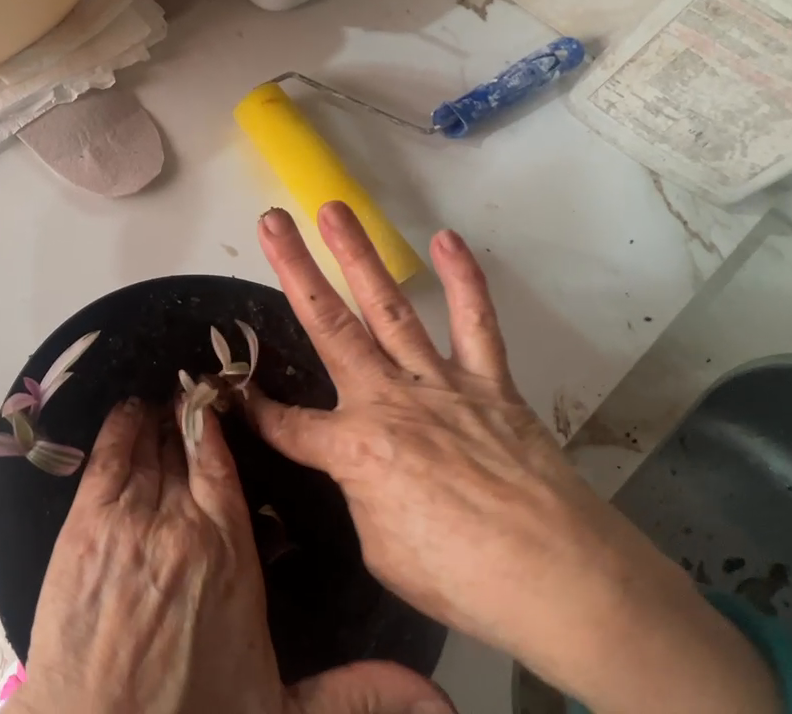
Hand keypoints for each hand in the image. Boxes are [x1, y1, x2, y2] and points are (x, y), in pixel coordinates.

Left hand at [8, 399, 451, 713]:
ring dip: (153, 420)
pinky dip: (118, 429)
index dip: (217, 424)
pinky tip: (126, 415)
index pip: (223, 462)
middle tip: (186, 400)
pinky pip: (106, 458)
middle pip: (184, 448)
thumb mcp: (284, 709)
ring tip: (157, 403)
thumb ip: (356, 692)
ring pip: (147, 445)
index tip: (218, 402)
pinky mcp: (85, 527)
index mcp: (230, 552)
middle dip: (185, 420)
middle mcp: (182, 523)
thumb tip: (440, 703)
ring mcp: (130, 519)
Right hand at [250, 203, 780, 713]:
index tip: (230, 389)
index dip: (253, 408)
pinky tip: (445, 240)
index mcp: (354, 449)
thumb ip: (362, 495)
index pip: (287, 423)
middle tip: (271, 221)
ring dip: (358, 256)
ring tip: (334, 211)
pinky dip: (463, 281)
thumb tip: (366, 473)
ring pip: (389, 309)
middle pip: (329, 327)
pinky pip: (475, 324)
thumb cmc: (461, 578)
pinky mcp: (491, 385)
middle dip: (295, 270)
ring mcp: (441, 385)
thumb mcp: (382, 549)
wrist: (562, 580)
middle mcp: (389, 401)